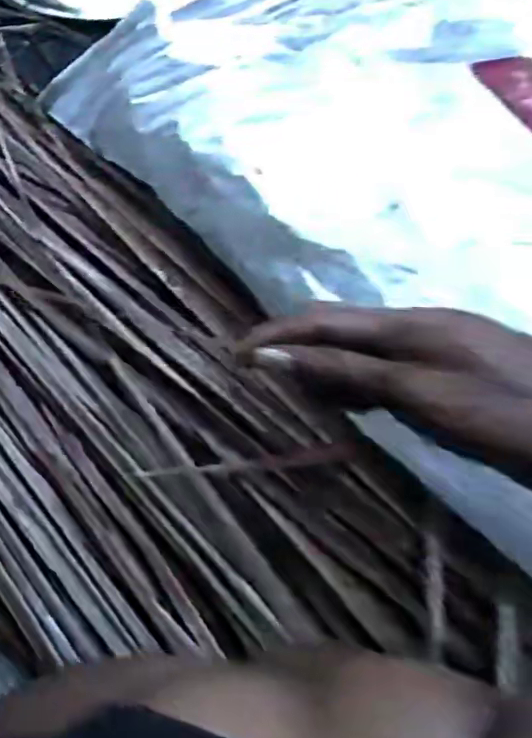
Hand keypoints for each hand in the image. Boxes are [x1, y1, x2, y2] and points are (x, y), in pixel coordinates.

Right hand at [239, 306, 531, 467]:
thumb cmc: (509, 418)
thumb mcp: (416, 393)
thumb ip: (339, 369)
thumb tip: (264, 354)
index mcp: (414, 323)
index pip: (319, 319)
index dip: (271, 335)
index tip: (233, 358)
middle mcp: (425, 326)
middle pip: (337, 326)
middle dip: (294, 346)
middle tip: (264, 376)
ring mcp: (446, 348)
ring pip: (358, 346)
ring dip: (323, 365)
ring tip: (306, 395)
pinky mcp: (459, 372)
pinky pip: (385, 364)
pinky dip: (355, 378)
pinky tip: (354, 402)